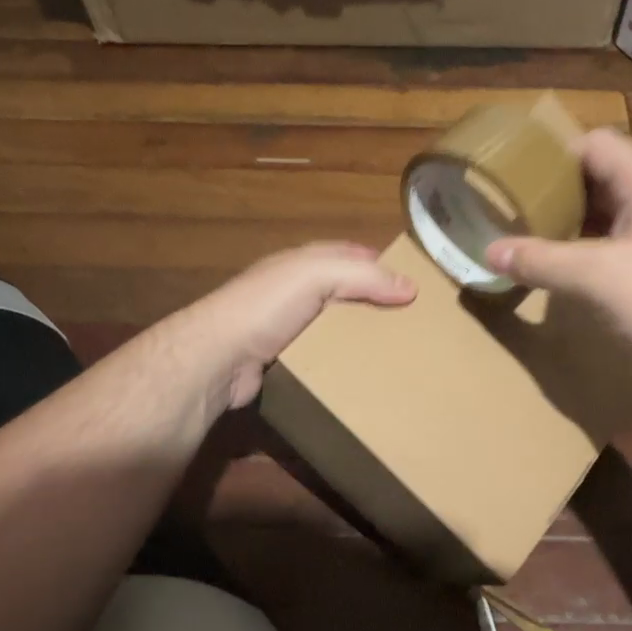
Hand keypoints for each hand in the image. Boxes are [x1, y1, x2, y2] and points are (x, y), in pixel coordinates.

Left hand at [170, 242, 416, 410]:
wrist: (219, 357)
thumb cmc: (267, 307)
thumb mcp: (317, 275)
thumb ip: (363, 276)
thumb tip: (411, 287)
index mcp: (300, 263)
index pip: (347, 255)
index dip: (379, 265)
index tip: (412, 283)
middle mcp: (292, 292)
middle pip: (343, 292)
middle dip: (374, 303)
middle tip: (411, 323)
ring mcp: (284, 328)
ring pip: (333, 328)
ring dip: (359, 337)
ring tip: (395, 352)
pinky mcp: (281, 361)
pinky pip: (321, 358)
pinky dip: (341, 364)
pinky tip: (362, 375)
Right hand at [484, 129, 631, 373]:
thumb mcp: (594, 279)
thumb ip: (540, 261)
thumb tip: (489, 251)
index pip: (596, 144)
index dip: (555, 155)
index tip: (519, 180)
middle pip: (603, 176)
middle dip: (560, 192)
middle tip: (519, 213)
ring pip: (614, 212)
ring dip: (577, 223)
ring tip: (538, 241)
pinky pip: (626, 241)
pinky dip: (596, 248)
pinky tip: (573, 271)